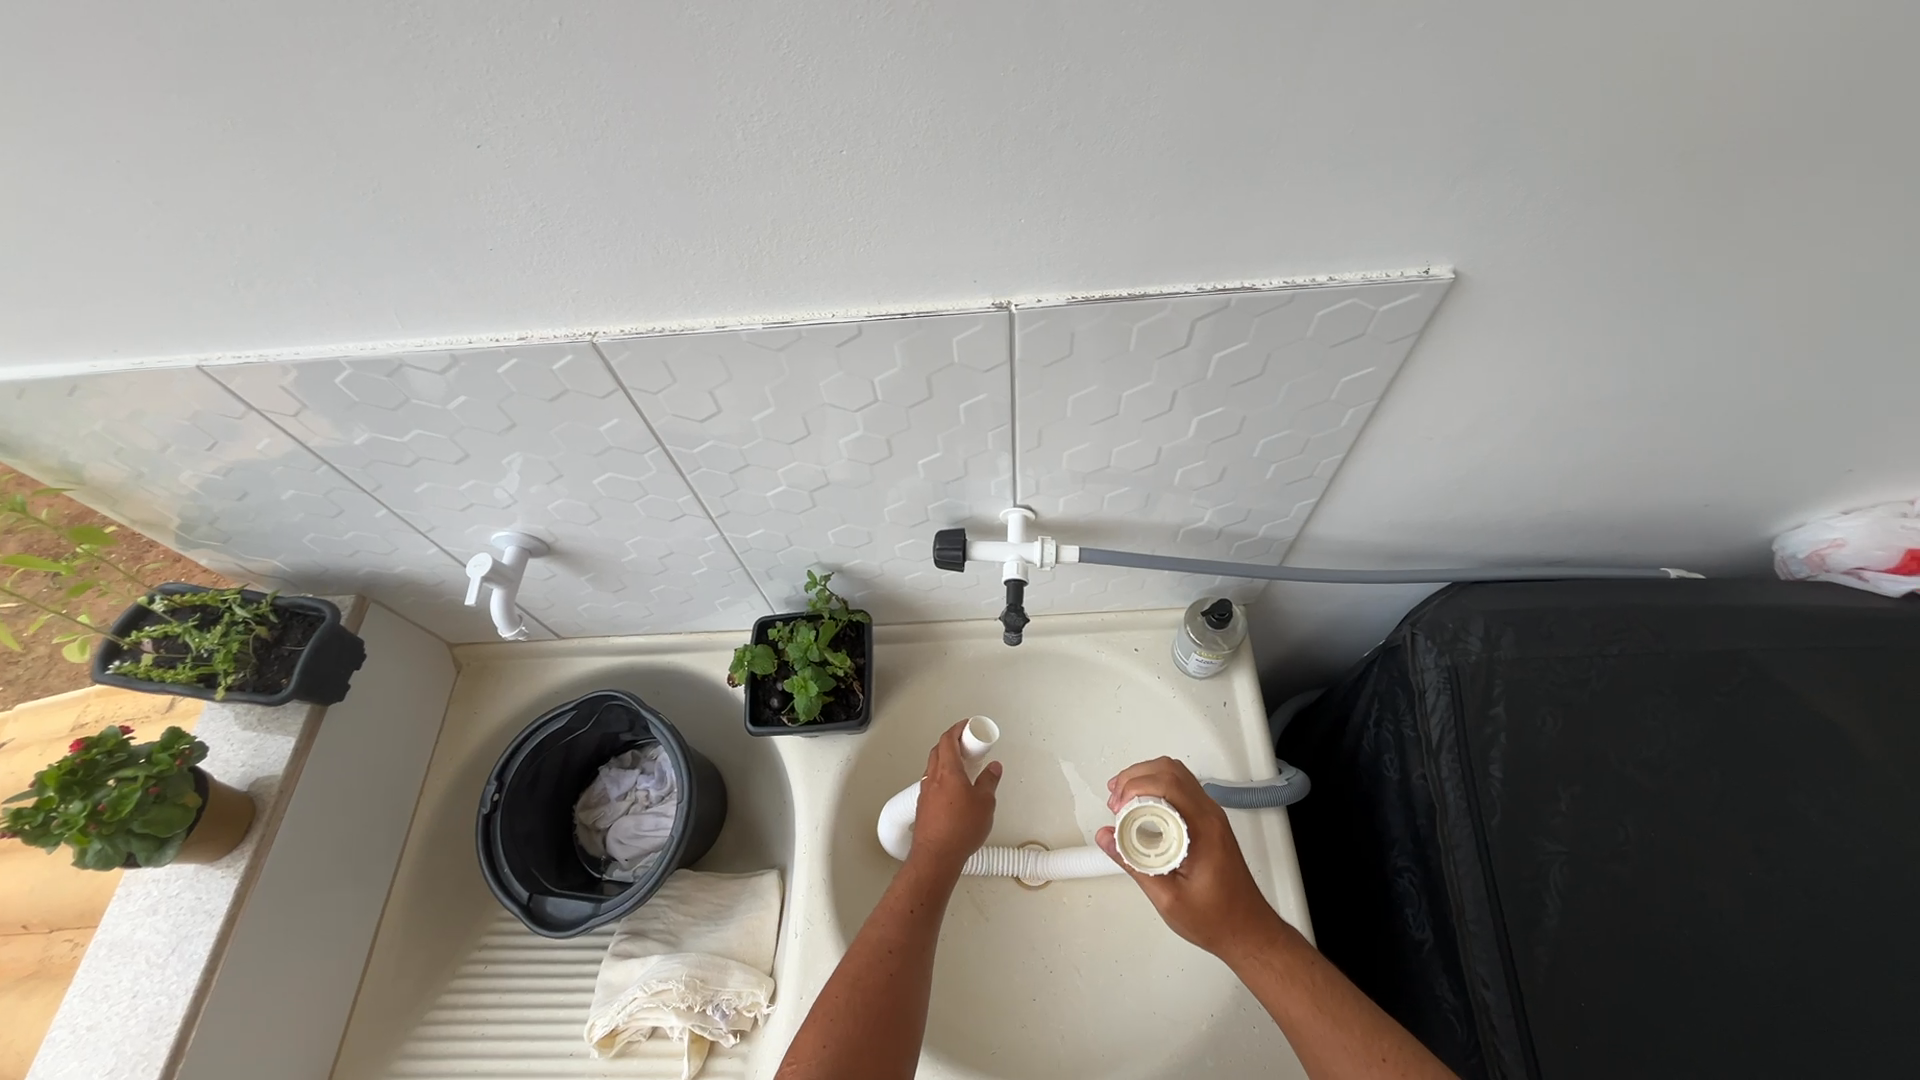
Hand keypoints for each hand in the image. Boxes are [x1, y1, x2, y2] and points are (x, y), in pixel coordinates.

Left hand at [908, 720, 1002, 874]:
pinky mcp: (923, 806)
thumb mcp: (985, 803)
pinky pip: (932, 783)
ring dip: (946, 759)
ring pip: (933, 766)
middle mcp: (933, 778)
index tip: (967, 726)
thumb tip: (993, 770)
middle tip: (966, 742)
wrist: (936, 856)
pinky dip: (942, 777)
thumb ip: (989, 782)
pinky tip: (952, 788)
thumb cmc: (958, 831)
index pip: (948, 739)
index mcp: (948, 771)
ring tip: (961, 765)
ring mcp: (925, 792)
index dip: (958, 729)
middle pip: (938, 750)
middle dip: (951, 741)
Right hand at [1096, 756, 1277, 955]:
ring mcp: (1211, 816)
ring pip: (1176, 775)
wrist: (1247, 931)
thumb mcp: (1167, 898)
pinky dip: (1155, 788)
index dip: (1136, 787)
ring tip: (1122, 801)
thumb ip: (1133, 864)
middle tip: (1115, 802)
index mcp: (1204, 828)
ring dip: (1144, 779)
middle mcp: (1210, 815)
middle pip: (1171, 771)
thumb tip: (1107, 837)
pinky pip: (1180, 789)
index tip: (1118, 808)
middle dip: (1135, 778)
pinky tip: (1140, 807)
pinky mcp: (1208, 822)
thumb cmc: (1217, 918)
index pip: (1169, 784)